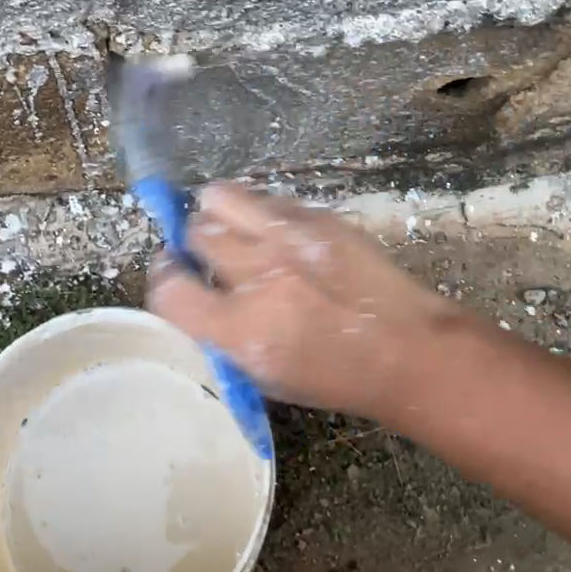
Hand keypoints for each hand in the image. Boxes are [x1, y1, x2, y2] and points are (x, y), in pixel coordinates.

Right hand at [147, 182, 457, 415]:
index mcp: (242, 329)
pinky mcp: (315, 215)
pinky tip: (274, 234)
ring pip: (218, 197)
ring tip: (235, 233)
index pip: (168, 288)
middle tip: (212, 258)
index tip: (172, 275)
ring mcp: (288, 237)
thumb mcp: (261, 374)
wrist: (408, 350)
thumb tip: (187, 291)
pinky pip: (262, 197)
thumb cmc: (333, 374)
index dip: (162, 279)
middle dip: (193, 244)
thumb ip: (215, 331)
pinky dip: (257, 213)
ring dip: (217, 215)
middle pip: (193, 232)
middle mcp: (259, 274)